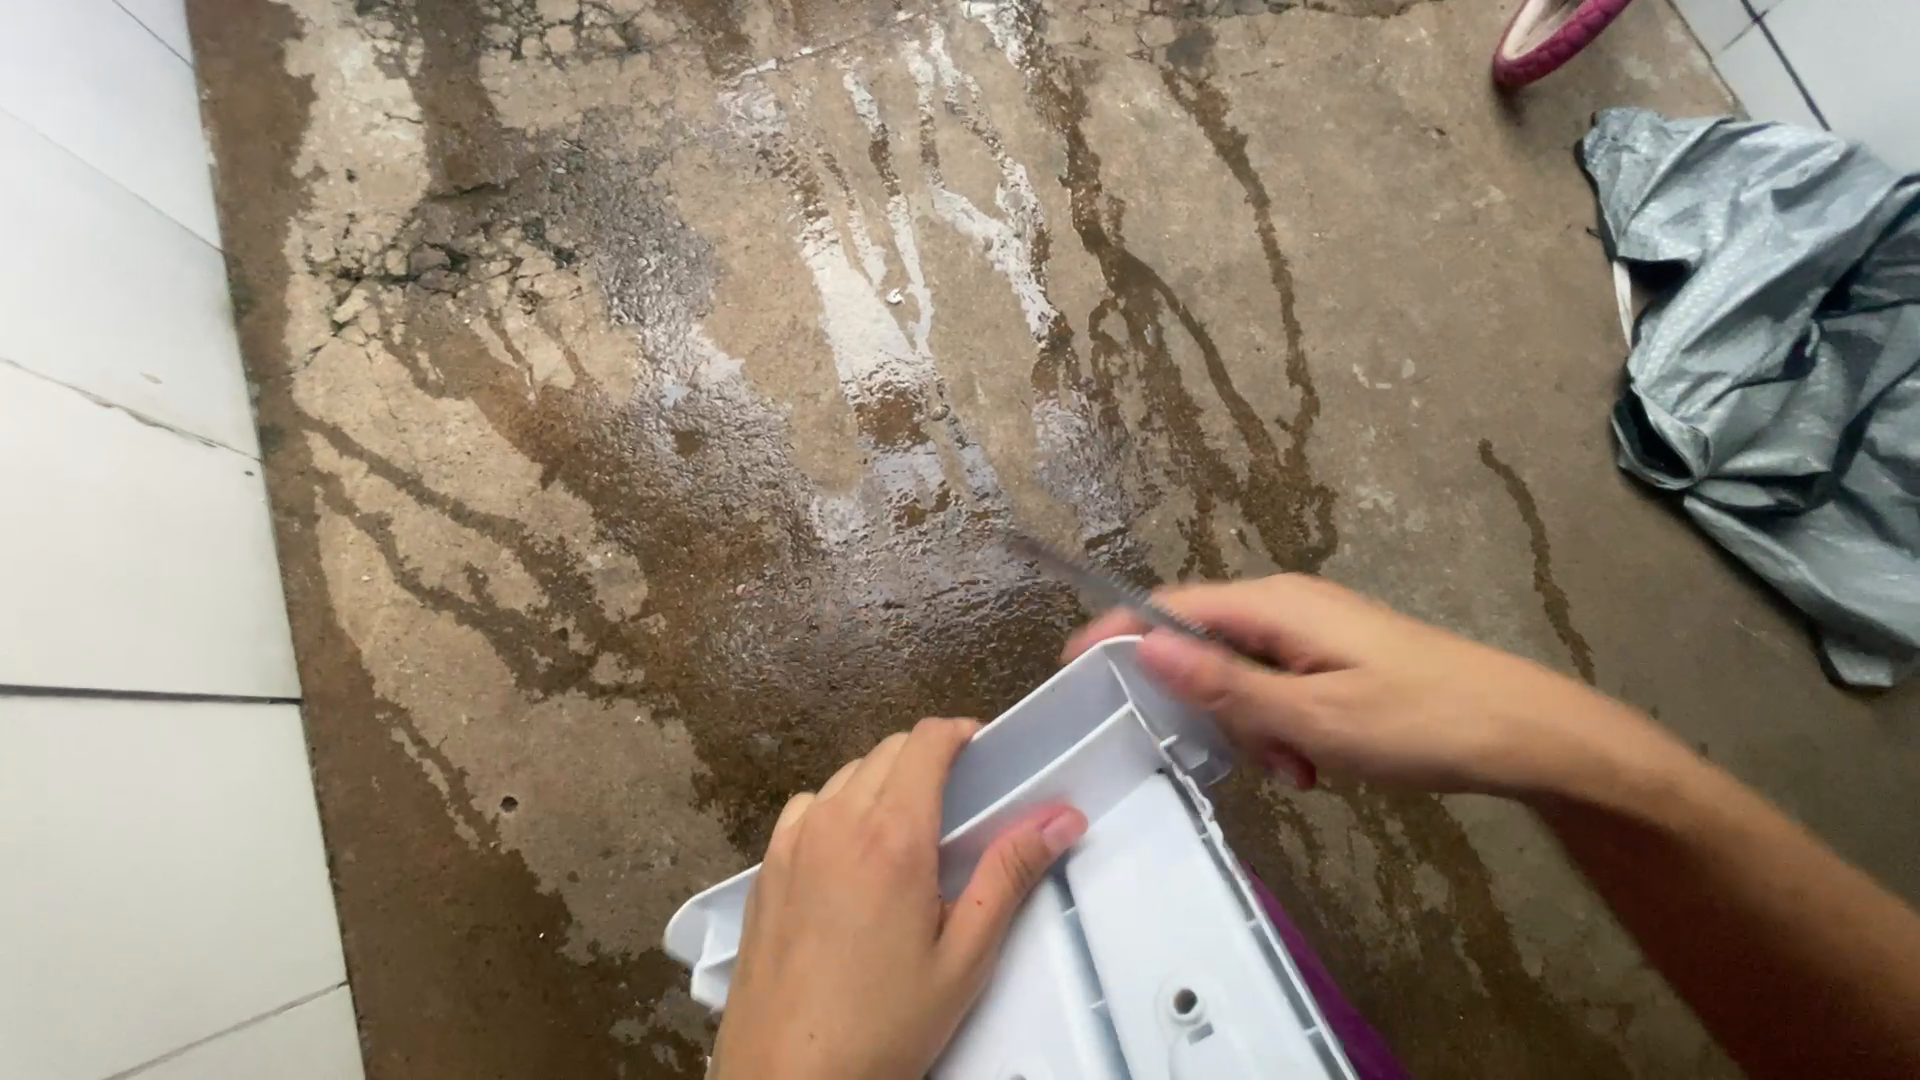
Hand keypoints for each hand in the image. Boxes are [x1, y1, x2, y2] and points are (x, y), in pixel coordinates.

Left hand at [710, 718, 1088, 1079]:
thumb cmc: (884, 1023)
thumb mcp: (964, 956)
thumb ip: (1011, 874)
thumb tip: (1062, 817)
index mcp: (893, 834)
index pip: (926, 741)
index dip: (958, 732)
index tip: (979, 748)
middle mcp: (839, 819)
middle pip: (889, 750)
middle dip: (927, 756)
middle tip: (955, 797)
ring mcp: (795, 838)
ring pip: (849, 773)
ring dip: (884, 778)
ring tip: (906, 826)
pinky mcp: (767, 862)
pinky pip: (810, 805)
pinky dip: (838, 804)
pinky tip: (849, 850)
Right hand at [1065, 574, 1671, 800]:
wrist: (1529, 735)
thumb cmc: (1419, 721)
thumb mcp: (1311, 715)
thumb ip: (1222, 682)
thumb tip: (1142, 644)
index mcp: (1272, 606)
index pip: (1169, 606)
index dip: (1117, 630)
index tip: (1073, 665)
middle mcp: (1283, 605)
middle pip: (1203, 643)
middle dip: (1209, 702)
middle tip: (1251, 754)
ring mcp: (1308, 628)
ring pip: (1239, 673)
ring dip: (1250, 723)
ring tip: (1297, 767)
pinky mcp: (1329, 653)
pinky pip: (1273, 683)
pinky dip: (1278, 723)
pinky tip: (1314, 761)